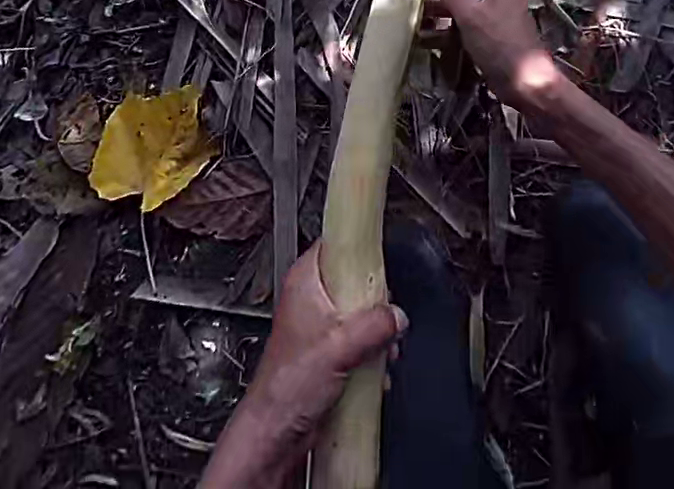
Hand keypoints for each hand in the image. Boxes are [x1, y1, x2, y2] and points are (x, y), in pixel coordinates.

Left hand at [200, 244, 406, 488]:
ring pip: (358, 311)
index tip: (380, 254)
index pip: (335, 243)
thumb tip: (396, 315)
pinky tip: (377, 368)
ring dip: (376, 330)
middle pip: (353, 279)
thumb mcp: (339, 345)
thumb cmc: (287, 385)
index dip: (359, 246)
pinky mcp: (327, 350)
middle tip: (386, 313)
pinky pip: (358, 338)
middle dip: (375, 300)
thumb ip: (373, 325)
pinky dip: (371, 350)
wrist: (277, 431)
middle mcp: (310, 297)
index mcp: (305, 280)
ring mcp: (318, 324)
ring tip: (385, 348)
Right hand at [427, 0, 564, 108]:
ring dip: (444, 14)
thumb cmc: (498, 42)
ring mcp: (499, 15)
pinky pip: (470, 25)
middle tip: (419, 4)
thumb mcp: (469, 14)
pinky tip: (431, 38)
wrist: (525, 82)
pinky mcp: (494, 34)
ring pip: (466, 7)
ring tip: (419, 21)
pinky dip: (453, 29)